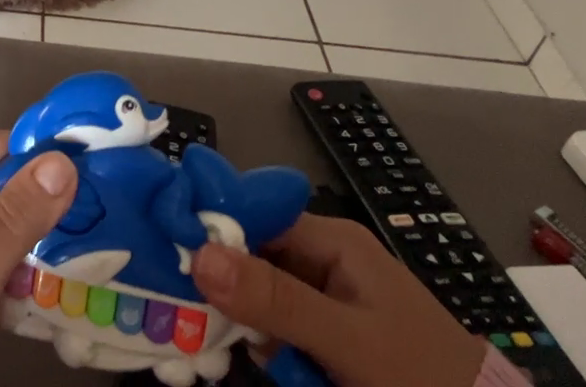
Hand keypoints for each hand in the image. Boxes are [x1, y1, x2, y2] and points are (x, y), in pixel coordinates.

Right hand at [191, 215, 486, 386]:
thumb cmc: (421, 374)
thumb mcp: (349, 340)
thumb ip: (276, 299)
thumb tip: (196, 253)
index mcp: (329, 240)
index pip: (251, 215)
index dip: (207, 228)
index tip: (163, 246)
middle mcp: (318, 259)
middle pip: (245, 254)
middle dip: (213, 279)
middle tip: (172, 300)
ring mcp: (318, 298)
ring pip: (250, 292)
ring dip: (228, 314)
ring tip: (196, 334)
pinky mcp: (318, 334)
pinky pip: (266, 325)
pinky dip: (248, 339)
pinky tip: (226, 352)